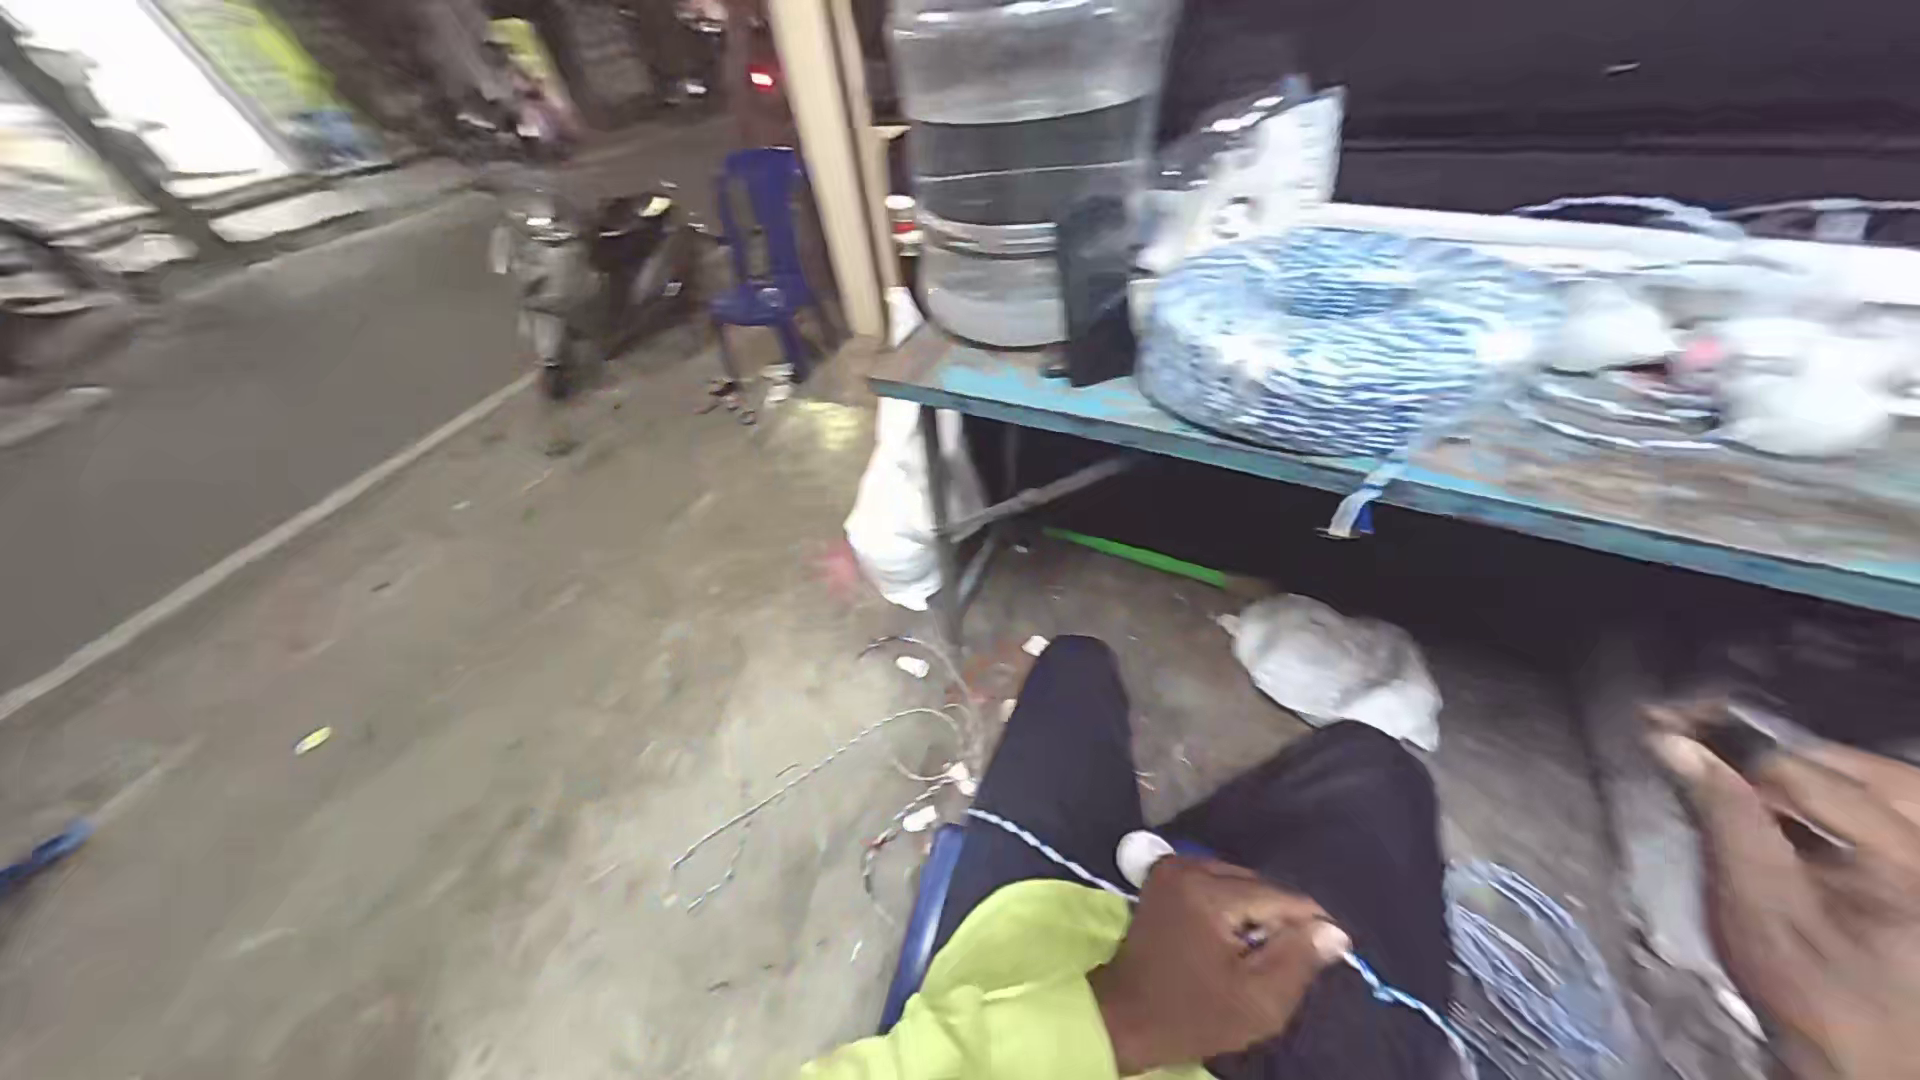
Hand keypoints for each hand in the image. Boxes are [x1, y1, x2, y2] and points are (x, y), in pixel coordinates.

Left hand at [1088, 855, 1348, 1074]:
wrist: (1129, 1012)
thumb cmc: (1195, 1014)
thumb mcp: (1258, 1001)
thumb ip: (1297, 959)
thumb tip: (1334, 929)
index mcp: (1208, 892)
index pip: (1277, 896)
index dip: (1309, 923)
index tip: (1332, 949)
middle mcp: (1188, 866)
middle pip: (1256, 883)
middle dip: (1278, 917)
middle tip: (1288, 958)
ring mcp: (1171, 866)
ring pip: (1236, 879)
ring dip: (1255, 909)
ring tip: (1259, 950)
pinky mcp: (1163, 874)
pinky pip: (1213, 879)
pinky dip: (1230, 902)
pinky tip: (1233, 935)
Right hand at [1649, 703, 1919, 1079]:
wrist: (1873, 1063)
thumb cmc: (1809, 986)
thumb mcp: (1754, 900)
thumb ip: (1722, 813)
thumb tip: (1673, 743)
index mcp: (1911, 863)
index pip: (1801, 771)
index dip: (1725, 743)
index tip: (1660, 723)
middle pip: (1857, 765)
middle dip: (1769, 744)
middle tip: (1691, 732)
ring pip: (1885, 781)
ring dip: (1802, 762)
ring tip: (1733, 758)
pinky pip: (1897, 809)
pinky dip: (1836, 789)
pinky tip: (1784, 794)